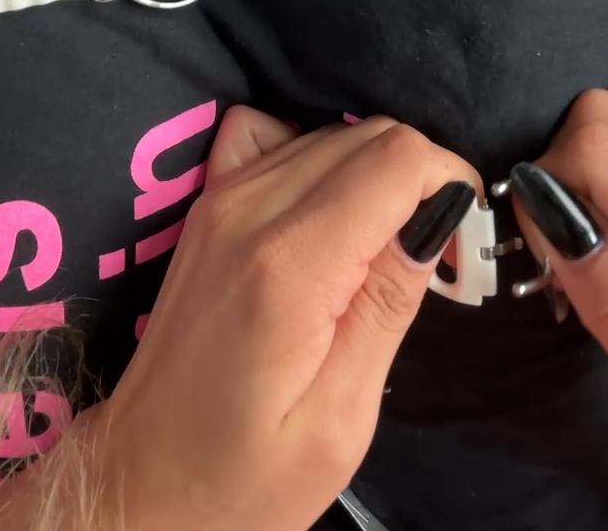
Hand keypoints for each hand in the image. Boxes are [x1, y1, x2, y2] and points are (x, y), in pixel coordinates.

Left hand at [0, 109, 478, 530]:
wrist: (145, 474)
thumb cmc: (246, 472)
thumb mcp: (341, 415)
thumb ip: (390, 300)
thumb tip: (437, 214)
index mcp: (289, 264)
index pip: (396, 159)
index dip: (450, 181)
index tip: (462, 235)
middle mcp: (248, 208)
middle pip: (368, 135)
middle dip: (421, 177)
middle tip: (433, 247)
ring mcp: (220, 195)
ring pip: (329, 133)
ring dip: (376, 170)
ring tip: (385, 240)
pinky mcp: (207, 200)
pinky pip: (269, 133)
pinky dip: (313, 150)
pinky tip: (324, 203)